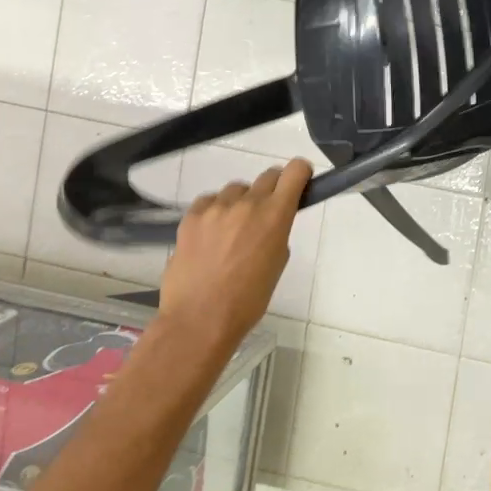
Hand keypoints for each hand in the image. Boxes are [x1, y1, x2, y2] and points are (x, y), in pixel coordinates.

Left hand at [158, 159, 311, 350]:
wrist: (199, 319)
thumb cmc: (249, 299)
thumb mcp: (277, 261)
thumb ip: (277, 231)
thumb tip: (270, 222)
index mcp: (276, 214)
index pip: (295, 170)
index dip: (300, 173)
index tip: (299, 183)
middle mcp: (247, 202)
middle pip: (267, 175)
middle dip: (272, 190)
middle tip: (265, 214)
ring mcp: (216, 208)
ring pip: (236, 189)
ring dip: (240, 202)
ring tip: (231, 230)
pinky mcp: (190, 217)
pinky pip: (208, 201)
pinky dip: (214, 211)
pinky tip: (210, 234)